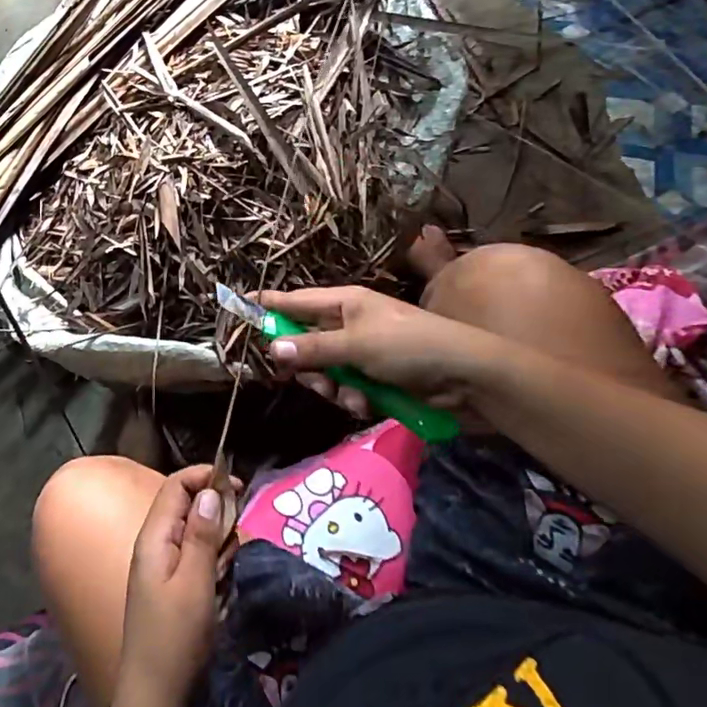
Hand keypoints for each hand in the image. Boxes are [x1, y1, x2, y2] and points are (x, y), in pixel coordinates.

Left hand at [109, 465, 233, 706]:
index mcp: (154, 536)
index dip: (205, 476)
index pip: (176, 486)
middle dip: (215, 506)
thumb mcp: (195, 582)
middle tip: (240, 525)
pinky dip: (211, 555)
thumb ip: (202, 535)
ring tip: (233, 553)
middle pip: (185, 505)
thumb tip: (210, 491)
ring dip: (216, 533)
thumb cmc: (175, 636)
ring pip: (192, 530)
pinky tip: (224, 573)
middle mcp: (154, 543)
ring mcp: (160, 565)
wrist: (154, 693)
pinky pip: (192, 554)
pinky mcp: (169, 584)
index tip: (238, 485)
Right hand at [255, 286, 504, 417]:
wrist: (468, 377)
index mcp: (345, 302)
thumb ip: (312, 348)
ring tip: (347, 395)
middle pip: (304, 341)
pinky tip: (365, 405)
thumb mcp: (356, 345)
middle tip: (309, 378)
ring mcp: (362, 352)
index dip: (268, 305)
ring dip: (330, 386)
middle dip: (303, 363)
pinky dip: (351, 398)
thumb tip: (271, 349)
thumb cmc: (410, 346)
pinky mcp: (375, 378)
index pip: (295, 300)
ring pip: (323, 370)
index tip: (238, 308)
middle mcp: (349, 324)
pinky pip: (345, 388)